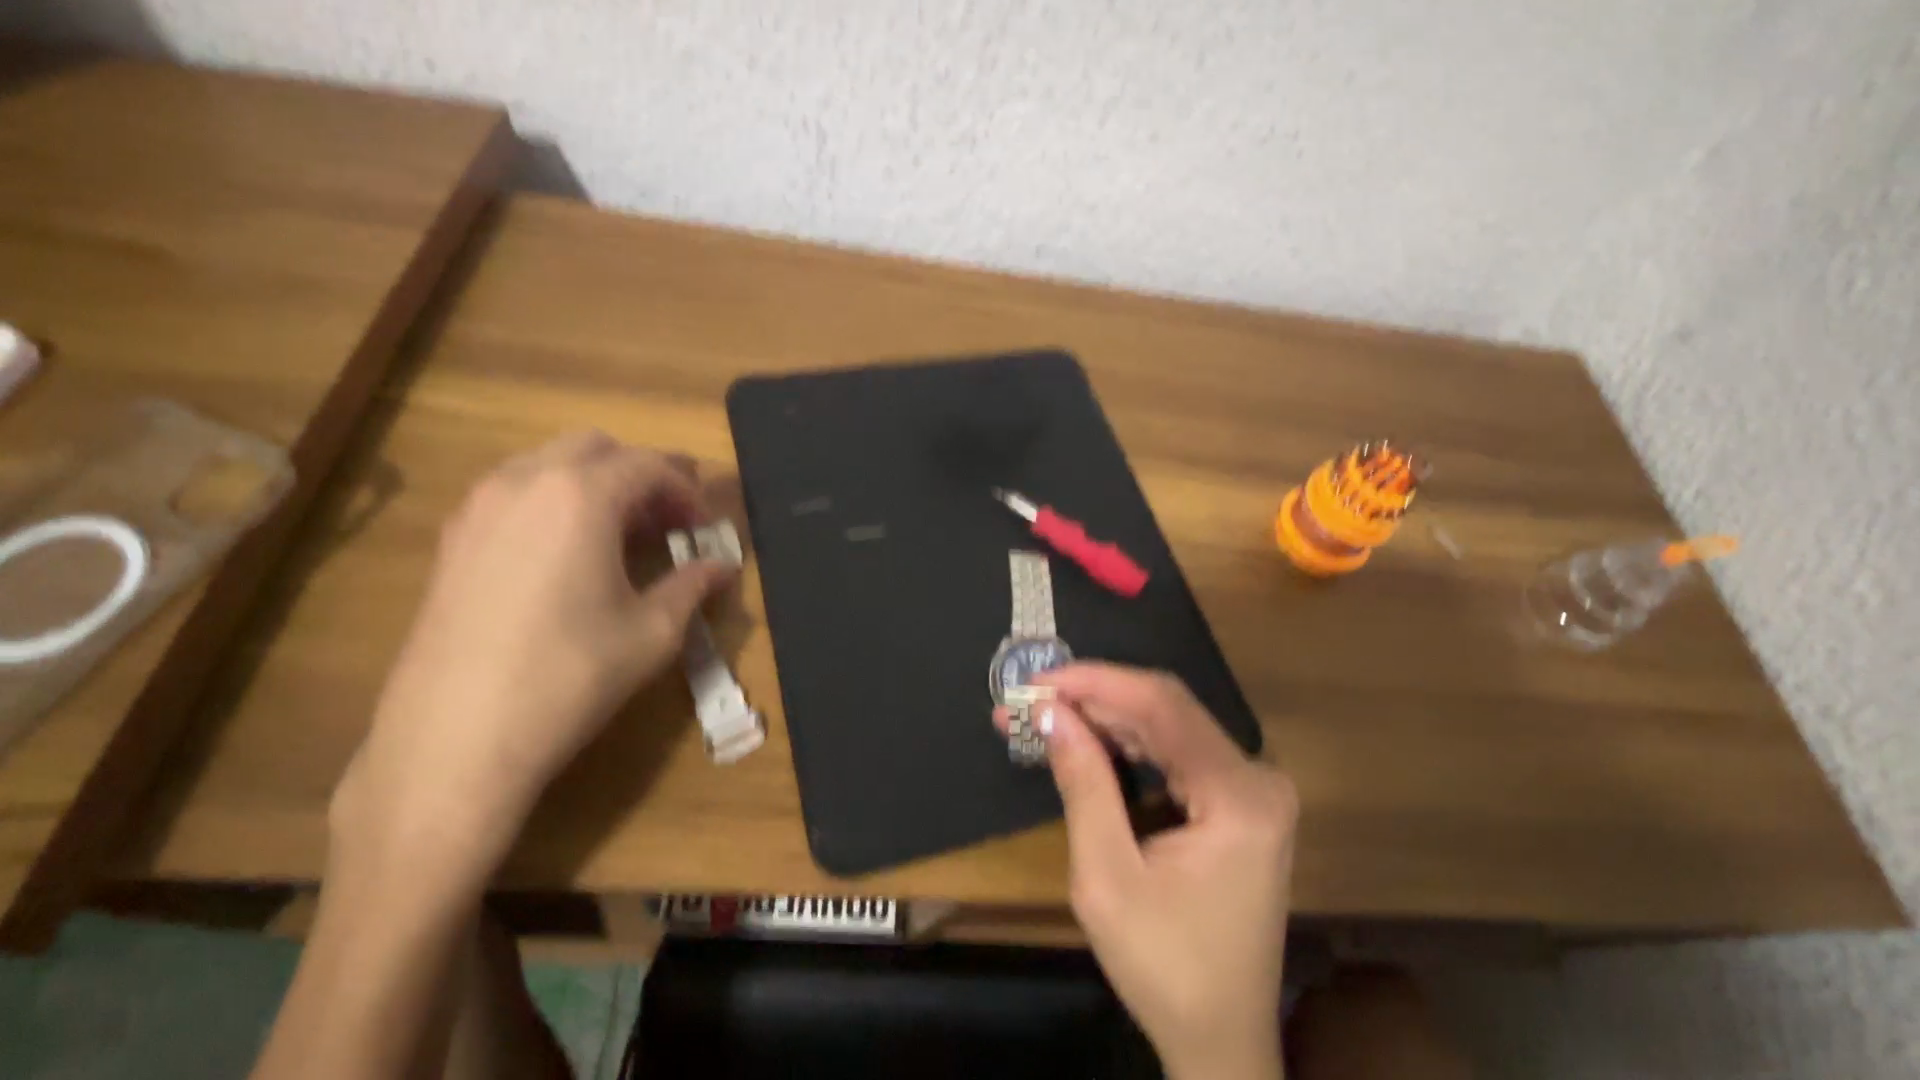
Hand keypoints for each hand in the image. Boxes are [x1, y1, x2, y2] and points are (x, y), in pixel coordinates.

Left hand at [332, 433, 735, 876]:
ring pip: (548, 463)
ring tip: (620, 535)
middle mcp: (525, 481)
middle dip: (640, 474)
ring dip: (594, 483)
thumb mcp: (650, 633)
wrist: (457, 734)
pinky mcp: (452, 538)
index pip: (649, 466)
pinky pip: (513, 493)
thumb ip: (690, 587)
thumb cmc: (570, 676)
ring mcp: (479, 506)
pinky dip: (552, 502)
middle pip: (596, 448)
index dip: (687, 491)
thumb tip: (721, 568)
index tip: (705, 528)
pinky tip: (567, 554)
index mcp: (581, 494)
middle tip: (668, 520)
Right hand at [1001, 663, 1296, 1078]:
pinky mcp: (1239, 807)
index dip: (1095, 683)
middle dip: (1093, 701)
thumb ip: (1083, 785)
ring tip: (1042, 718)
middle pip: (1167, 713)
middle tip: (1025, 702)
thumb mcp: (1107, 877)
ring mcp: (1253, 793)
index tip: (1034, 681)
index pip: (1162, 706)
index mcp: (1240, 795)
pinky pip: (1179, 758)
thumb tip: (1049, 713)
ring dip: (1106, 721)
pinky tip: (1085, 743)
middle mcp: (1258, 779)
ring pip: (1170, 730)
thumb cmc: (1164, 966)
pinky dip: (1129, 748)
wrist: (1220, 1038)